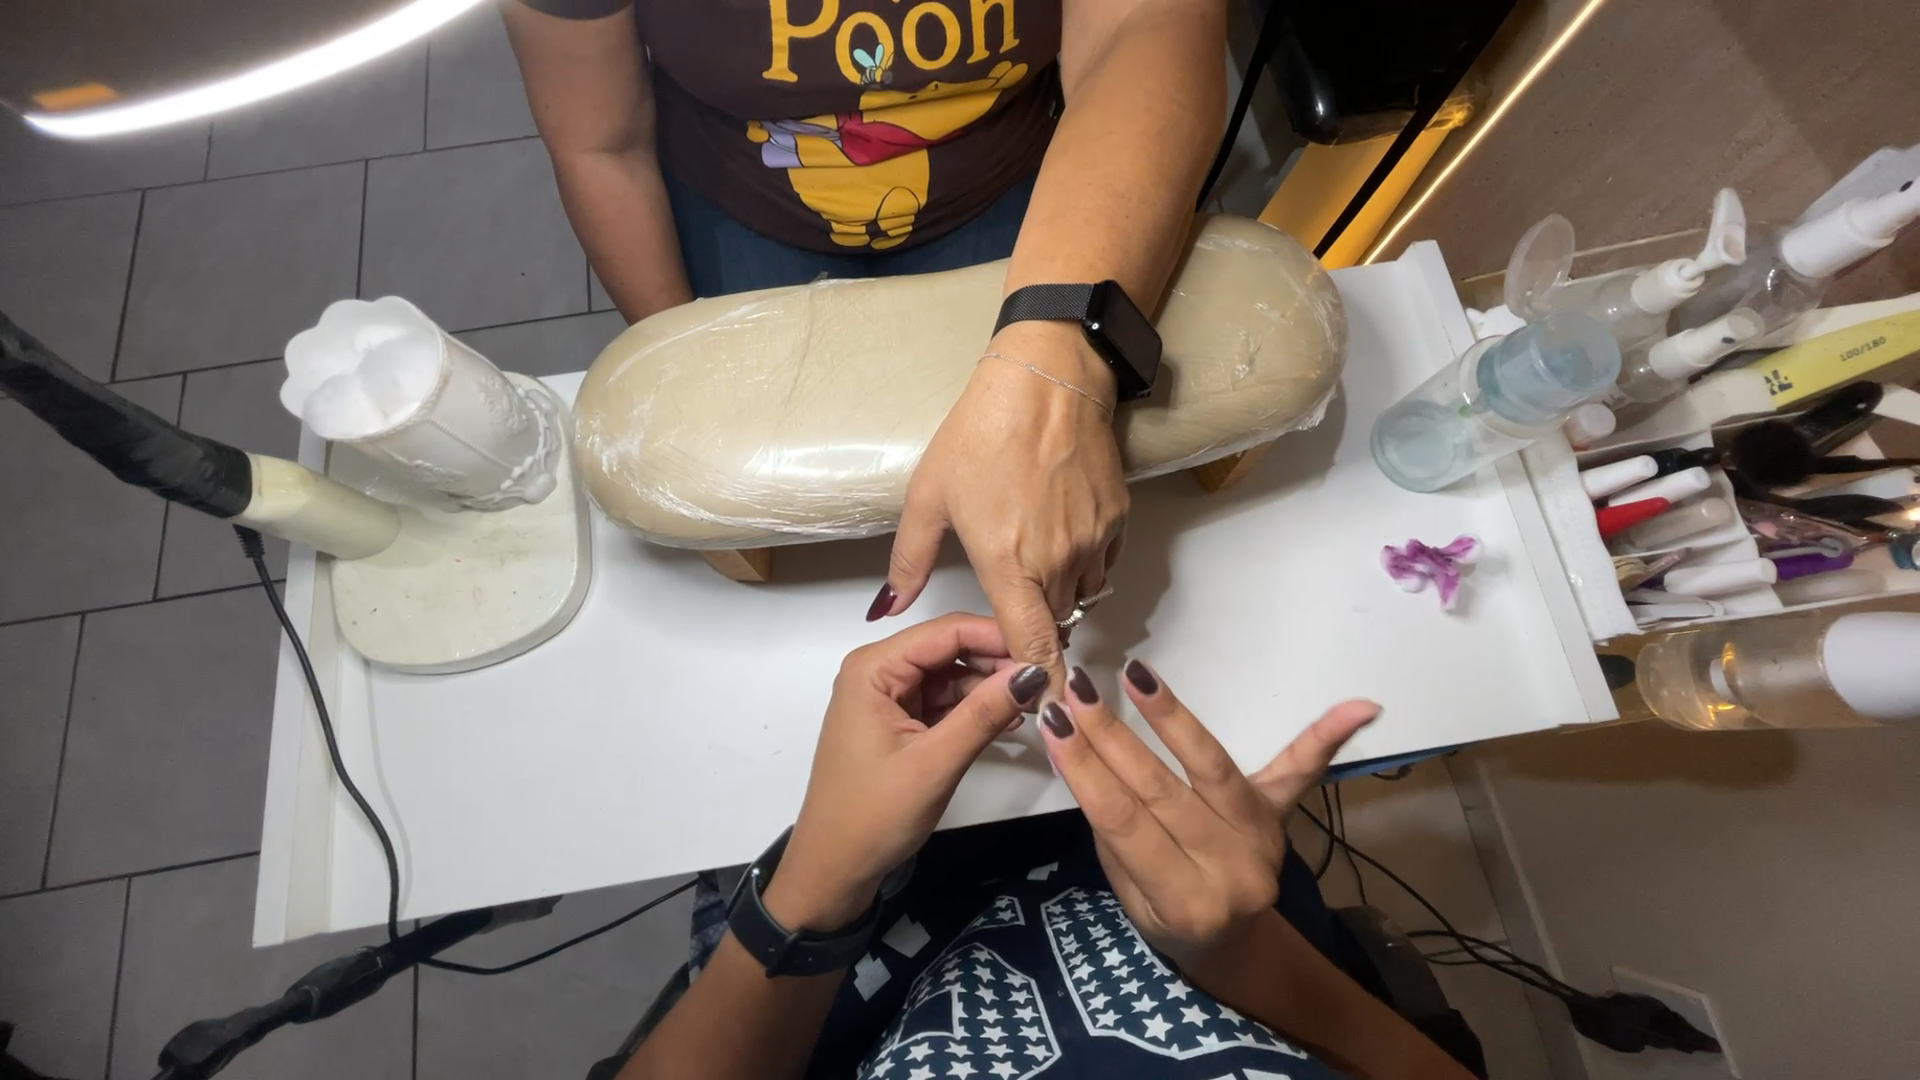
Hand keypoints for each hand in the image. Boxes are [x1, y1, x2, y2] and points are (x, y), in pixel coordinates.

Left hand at [767, 615, 1050, 931]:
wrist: (835, 869)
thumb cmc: (872, 816)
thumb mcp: (935, 763)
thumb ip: (984, 713)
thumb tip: (1032, 672)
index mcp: (873, 668)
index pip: (946, 630)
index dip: (998, 635)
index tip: (1046, 648)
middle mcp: (879, 670)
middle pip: (950, 647)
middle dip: (997, 661)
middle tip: (1047, 678)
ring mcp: (889, 694)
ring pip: (952, 673)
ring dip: (990, 686)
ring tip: (1036, 700)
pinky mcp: (900, 718)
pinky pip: (945, 699)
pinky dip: (975, 707)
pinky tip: (1010, 718)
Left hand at [873, 321, 1127, 692]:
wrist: (1045, 381)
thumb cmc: (981, 435)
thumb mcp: (929, 497)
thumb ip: (910, 561)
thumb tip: (888, 606)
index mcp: (1009, 564)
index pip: (1031, 647)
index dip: (1034, 682)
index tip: (1031, 700)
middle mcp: (1059, 562)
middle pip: (1056, 626)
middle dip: (1036, 631)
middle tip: (1013, 612)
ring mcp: (1093, 541)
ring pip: (1081, 597)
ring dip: (1059, 599)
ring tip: (1034, 570)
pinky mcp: (1117, 519)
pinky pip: (1103, 565)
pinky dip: (1084, 569)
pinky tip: (1060, 541)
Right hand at [1041, 662, 1376, 970]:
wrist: (1232, 944)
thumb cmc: (1166, 917)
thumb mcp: (1127, 889)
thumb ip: (1115, 825)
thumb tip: (1081, 750)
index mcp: (1186, 899)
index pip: (1123, 821)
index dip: (1085, 768)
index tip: (1053, 721)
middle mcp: (1234, 868)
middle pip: (1160, 789)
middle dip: (1110, 736)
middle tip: (1075, 690)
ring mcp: (1266, 837)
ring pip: (1213, 766)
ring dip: (1172, 716)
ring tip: (1136, 675)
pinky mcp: (1285, 814)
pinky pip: (1304, 773)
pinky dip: (1327, 738)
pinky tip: (1359, 706)